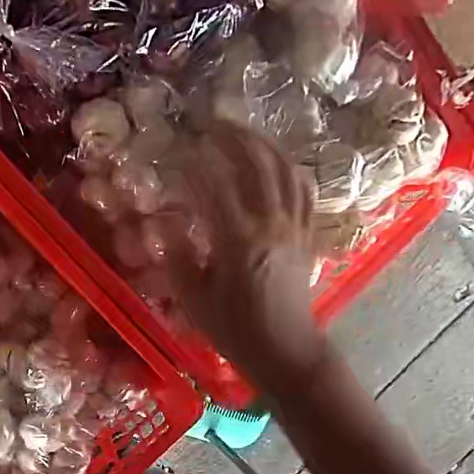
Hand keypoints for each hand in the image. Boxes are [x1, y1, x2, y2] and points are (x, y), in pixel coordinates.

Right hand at [159, 127, 327, 388]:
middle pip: (256, 164)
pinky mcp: (307, 234)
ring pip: (284, 170)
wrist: (286, 351)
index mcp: (239, 241)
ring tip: (242, 131)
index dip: (194, 162)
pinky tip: (276, 160)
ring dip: (264, 144)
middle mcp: (271, 225)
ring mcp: (294, 227)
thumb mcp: (195, 301)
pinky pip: (304, 190)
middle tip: (211, 122)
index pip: (214, 185)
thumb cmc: (236, 332)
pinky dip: (289, 168)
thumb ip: (178, 258)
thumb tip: (166, 224)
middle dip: (232, 137)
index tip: (177, 148)